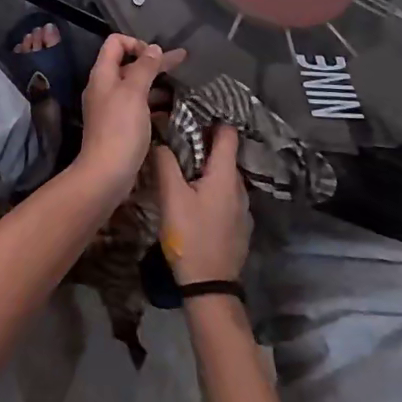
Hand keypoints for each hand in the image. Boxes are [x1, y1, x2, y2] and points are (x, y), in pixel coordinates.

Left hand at [79, 34, 186, 186]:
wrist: (106, 173)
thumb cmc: (120, 129)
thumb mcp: (134, 92)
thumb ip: (144, 68)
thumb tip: (153, 48)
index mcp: (102, 74)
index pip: (115, 42)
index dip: (136, 43)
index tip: (156, 56)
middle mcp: (104, 87)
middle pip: (127, 63)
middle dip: (152, 61)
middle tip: (181, 62)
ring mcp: (110, 107)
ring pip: (134, 85)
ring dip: (154, 82)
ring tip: (179, 86)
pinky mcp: (118, 125)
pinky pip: (136, 104)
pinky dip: (152, 101)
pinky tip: (169, 108)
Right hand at [151, 127, 251, 284]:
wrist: (210, 286)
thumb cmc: (191, 237)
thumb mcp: (172, 198)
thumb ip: (165, 164)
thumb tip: (159, 138)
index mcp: (225, 174)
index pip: (228, 132)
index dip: (211, 119)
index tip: (190, 114)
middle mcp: (239, 185)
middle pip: (224, 153)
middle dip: (203, 144)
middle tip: (176, 140)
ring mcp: (242, 207)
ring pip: (224, 176)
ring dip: (206, 168)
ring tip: (182, 167)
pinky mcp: (238, 224)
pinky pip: (225, 195)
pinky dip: (211, 188)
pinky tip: (195, 197)